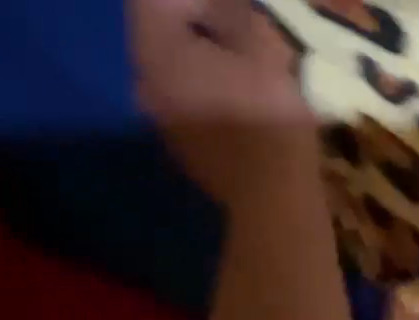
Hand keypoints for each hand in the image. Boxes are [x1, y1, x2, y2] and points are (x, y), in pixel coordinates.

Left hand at [128, 0, 317, 210]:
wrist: (274, 200)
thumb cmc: (270, 120)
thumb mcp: (265, 52)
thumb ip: (239, 14)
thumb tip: (228, 6)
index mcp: (156, 47)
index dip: (199, 1)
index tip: (235, 10)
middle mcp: (144, 79)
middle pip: (165, 38)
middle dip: (200, 32)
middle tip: (241, 41)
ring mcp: (161, 121)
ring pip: (178, 76)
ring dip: (207, 70)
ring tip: (247, 79)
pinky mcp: (183, 152)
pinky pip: (191, 111)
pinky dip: (212, 103)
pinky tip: (244, 116)